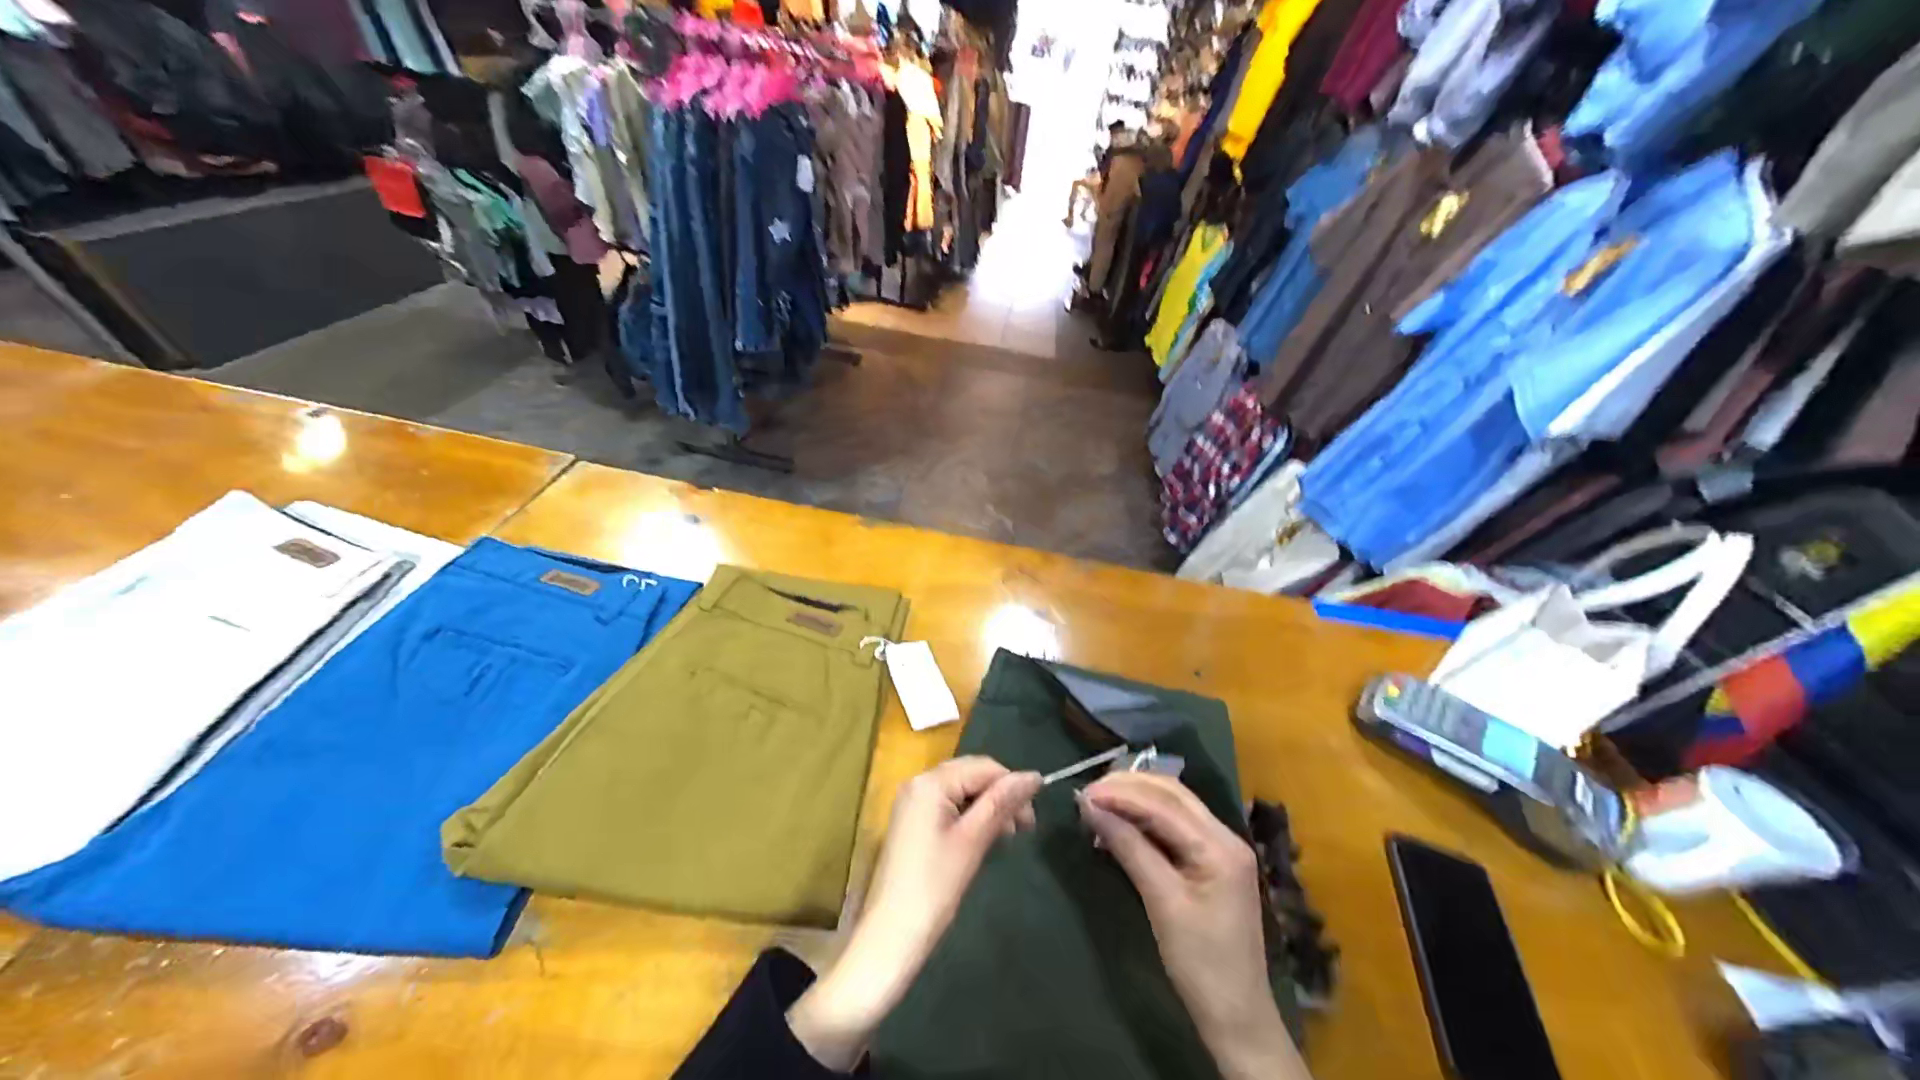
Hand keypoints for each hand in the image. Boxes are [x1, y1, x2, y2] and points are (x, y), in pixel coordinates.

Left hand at [789, 757, 1041, 1070]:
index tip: (1033, 821)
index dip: (1013, 787)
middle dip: (1000, 795)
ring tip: (1005, 837)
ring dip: (986, 806)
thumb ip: (1001, 803)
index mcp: (930, 782)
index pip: (984, 767)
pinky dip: (968, 816)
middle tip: (1022, 829)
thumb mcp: (973, 841)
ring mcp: (911, 801)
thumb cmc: (934, 886)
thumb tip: (1034, 776)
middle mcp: (917, 782)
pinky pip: (947, 804)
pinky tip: (981, 838)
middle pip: (970, 774)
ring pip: (960, 789)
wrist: (891, 934)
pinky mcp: (910, 821)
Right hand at [1079, 772, 1310, 1079]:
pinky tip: (1120, 822)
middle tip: (1088, 793)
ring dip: (1135, 799)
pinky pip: (1175, 824)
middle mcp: (1225, 836)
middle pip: (1172, 794)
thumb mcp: (1161, 902)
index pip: (1165, 804)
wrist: (1236, 1015)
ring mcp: (1221, 847)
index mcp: (1220, 846)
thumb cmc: (1200, 962)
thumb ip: (1129, 848)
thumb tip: (1091, 807)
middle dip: (1129, 787)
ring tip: (1098, 802)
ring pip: (1173, 804)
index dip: (1122, 794)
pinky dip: (1145, 817)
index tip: (1083, 793)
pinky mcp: (1211, 860)